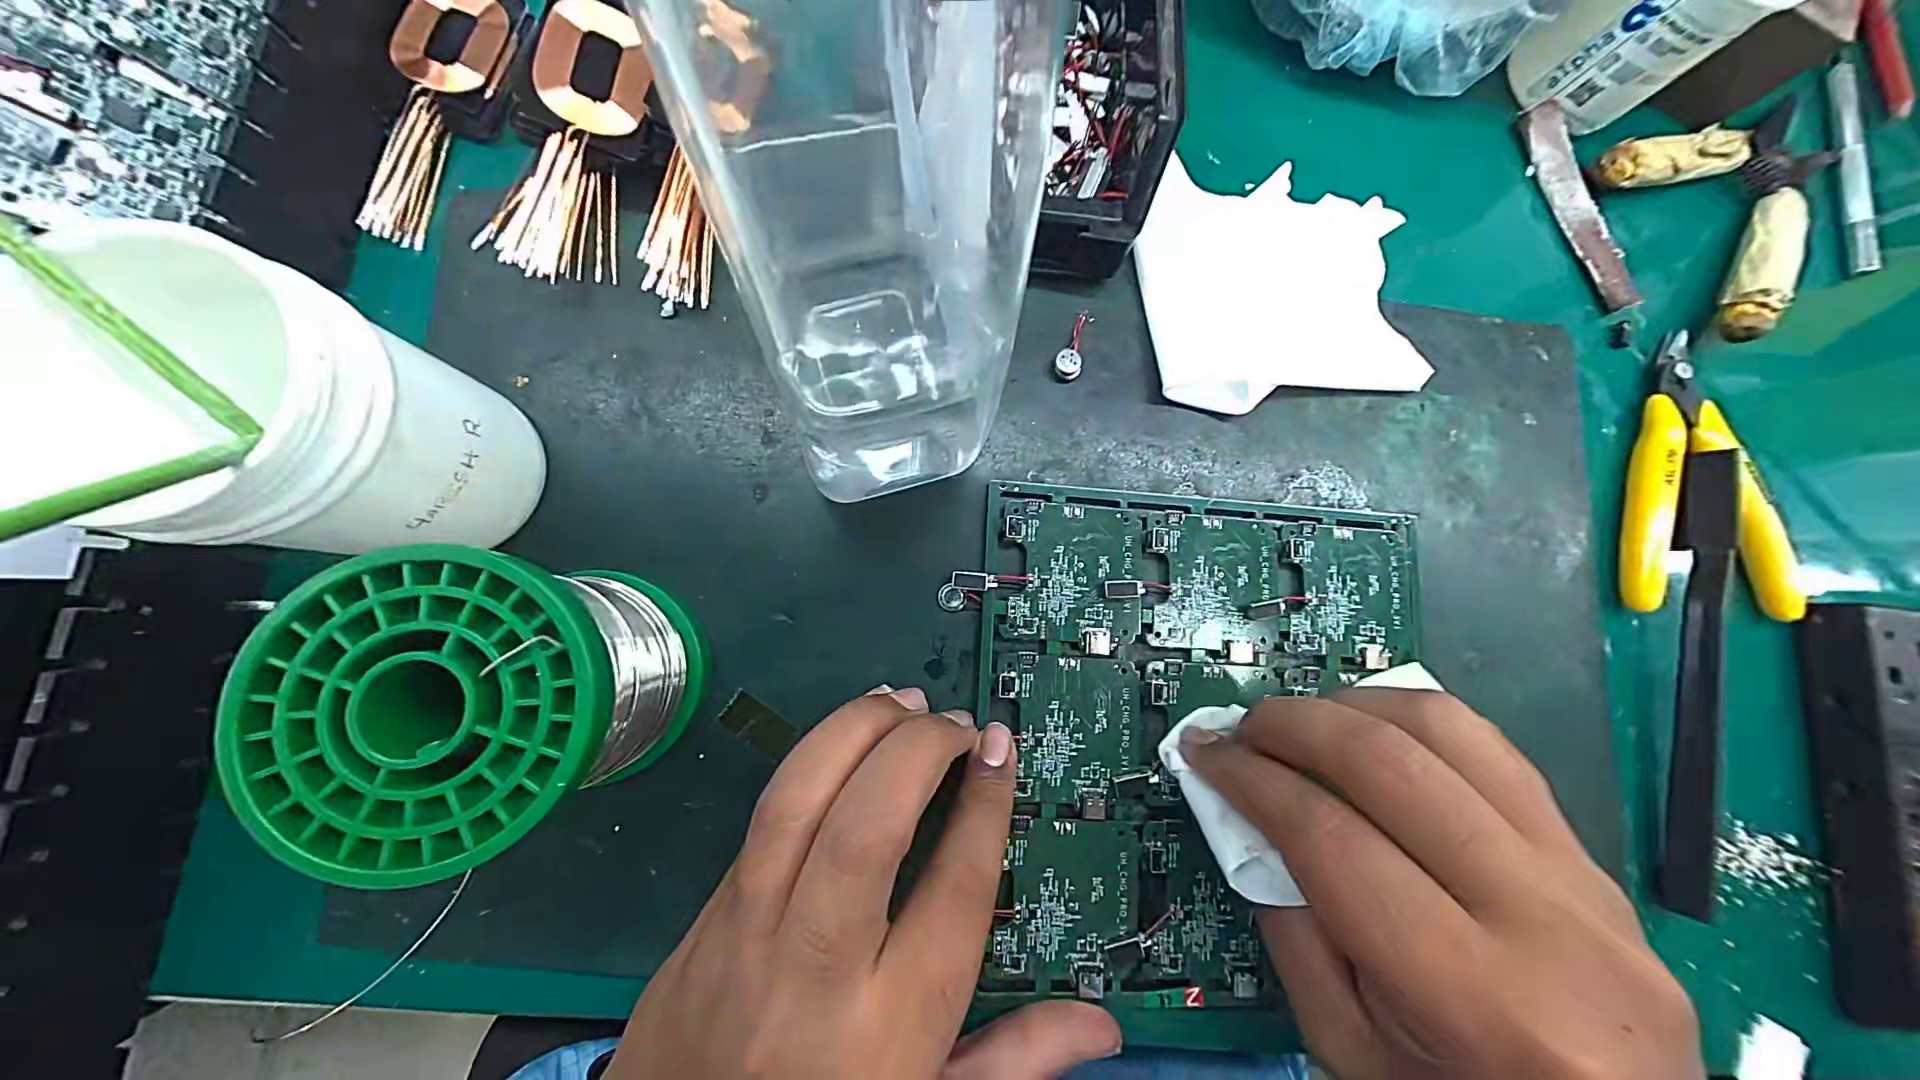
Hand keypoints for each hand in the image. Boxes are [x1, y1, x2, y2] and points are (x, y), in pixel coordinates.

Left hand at [608, 687, 1120, 1079]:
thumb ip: (1014, 1061)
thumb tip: (1104, 1027)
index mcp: (893, 1024)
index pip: (955, 887)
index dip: (985, 804)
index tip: (999, 748)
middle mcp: (819, 967)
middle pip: (869, 827)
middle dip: (918, 751)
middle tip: (954, 722)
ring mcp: (749, 932)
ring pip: (800, 802)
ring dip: (855, 731)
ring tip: (900, 701)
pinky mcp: (707, 913)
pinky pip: (763, 817)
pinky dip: (811, 759)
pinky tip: (844, 736)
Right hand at [1182, 689, 1702, 1079]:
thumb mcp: (1347, 1046)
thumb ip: (1291, 928)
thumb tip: (1250, 819)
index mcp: (1476, 995)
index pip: (1330, 836)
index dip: (1250, 779)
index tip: (1205, 754)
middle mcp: (1545, 921)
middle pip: (1387, 764)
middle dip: (1290, 725)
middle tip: (1240, 730)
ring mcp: (1583, 880)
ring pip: (1447, 729)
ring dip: (1350, 706)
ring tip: (1300, 723)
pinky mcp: (1592, 858)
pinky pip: (1489, 749)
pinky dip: (1408, 721)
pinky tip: (1367, 733)